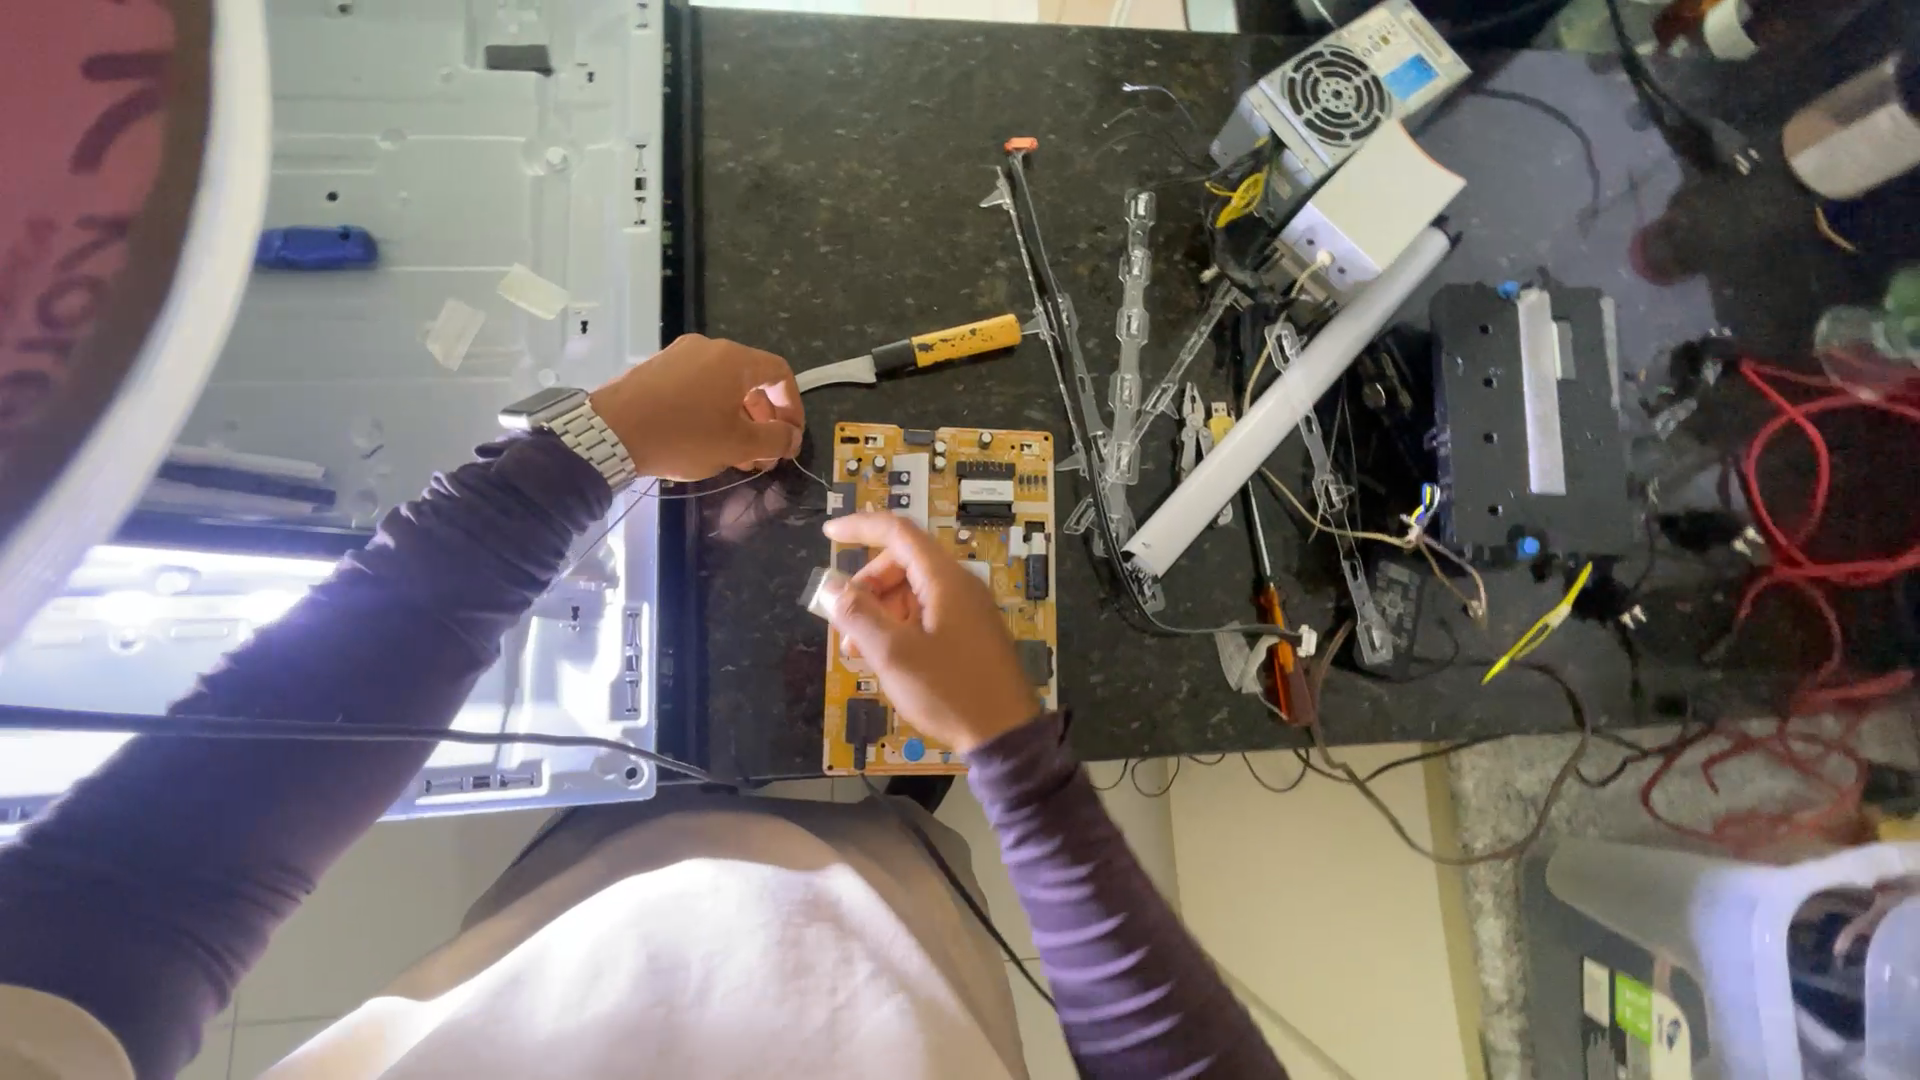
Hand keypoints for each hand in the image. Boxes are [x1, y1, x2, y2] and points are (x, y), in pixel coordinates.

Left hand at [590, 334, 802, 480]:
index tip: (790, 438)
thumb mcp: (738, 445)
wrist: (608, 432)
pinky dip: (714, 412)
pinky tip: (709, 441)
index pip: (780, 374)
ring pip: (725, 387)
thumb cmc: (683, 436)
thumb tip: (791, 437)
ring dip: (741, 420)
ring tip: (740, 455)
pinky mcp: (658, 370)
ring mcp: (679, 356)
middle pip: (753, 381)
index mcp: (734, 360)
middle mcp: (709, 349)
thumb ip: (775, 440)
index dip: (793, 407)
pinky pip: (699, 387)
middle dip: (766, 419)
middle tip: (766, 454)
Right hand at [820, 512, 1040, 752]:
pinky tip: (886, 656)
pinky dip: (900, 625)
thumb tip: (831, 586)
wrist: (1005, 734)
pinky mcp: (970, 631)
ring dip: (881, 610)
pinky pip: (927, 612)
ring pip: (913, 590)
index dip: (860, 527)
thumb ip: (858, 616)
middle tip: (846, 621)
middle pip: (903, 562)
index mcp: (944, 579)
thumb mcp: (894, 655)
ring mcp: (968, 608)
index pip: (898, 532)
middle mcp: (959, 584)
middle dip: (868, 586)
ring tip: (859, 649)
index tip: (828, 533)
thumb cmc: (949, 691)